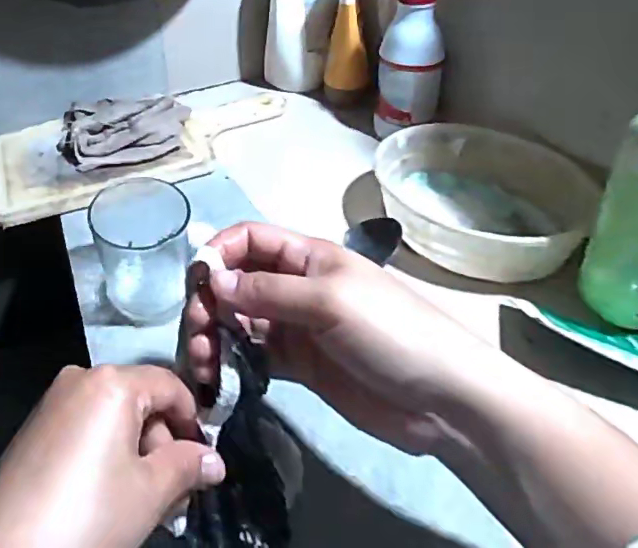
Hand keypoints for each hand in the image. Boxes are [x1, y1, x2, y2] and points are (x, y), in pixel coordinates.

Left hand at [0, 364, 224, 547]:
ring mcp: (53, 402)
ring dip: (135, 455)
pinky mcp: (33, 429)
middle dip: (161, 446)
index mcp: (112, 381)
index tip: (202, 463)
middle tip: (172, 497)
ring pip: (113, 419)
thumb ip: (186, 467)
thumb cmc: (87, 517)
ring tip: (141, 505)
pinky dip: (104, 455)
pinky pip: (85, 429)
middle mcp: (82, 377)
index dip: (192, 422)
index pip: (170, 385)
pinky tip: (106, 498)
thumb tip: (215, 460)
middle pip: (141, 402)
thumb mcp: (148, 494)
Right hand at [181, 222, 508, 453]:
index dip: (220, 253)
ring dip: (215, 336)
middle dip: (210, 301)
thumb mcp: (329, 300)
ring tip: (205, 365)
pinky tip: (220, 379)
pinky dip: (233, 364)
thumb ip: (269, 291)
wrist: (442, 397)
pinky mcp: (299, 366)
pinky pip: (255, 356)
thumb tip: (212, 280)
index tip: (196, 284)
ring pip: (241, 321)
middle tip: (197, 337)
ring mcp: (297, 327)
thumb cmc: (389, 331)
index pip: (250, 239)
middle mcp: (295, 286)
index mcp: (306, 256)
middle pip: (238, 282)